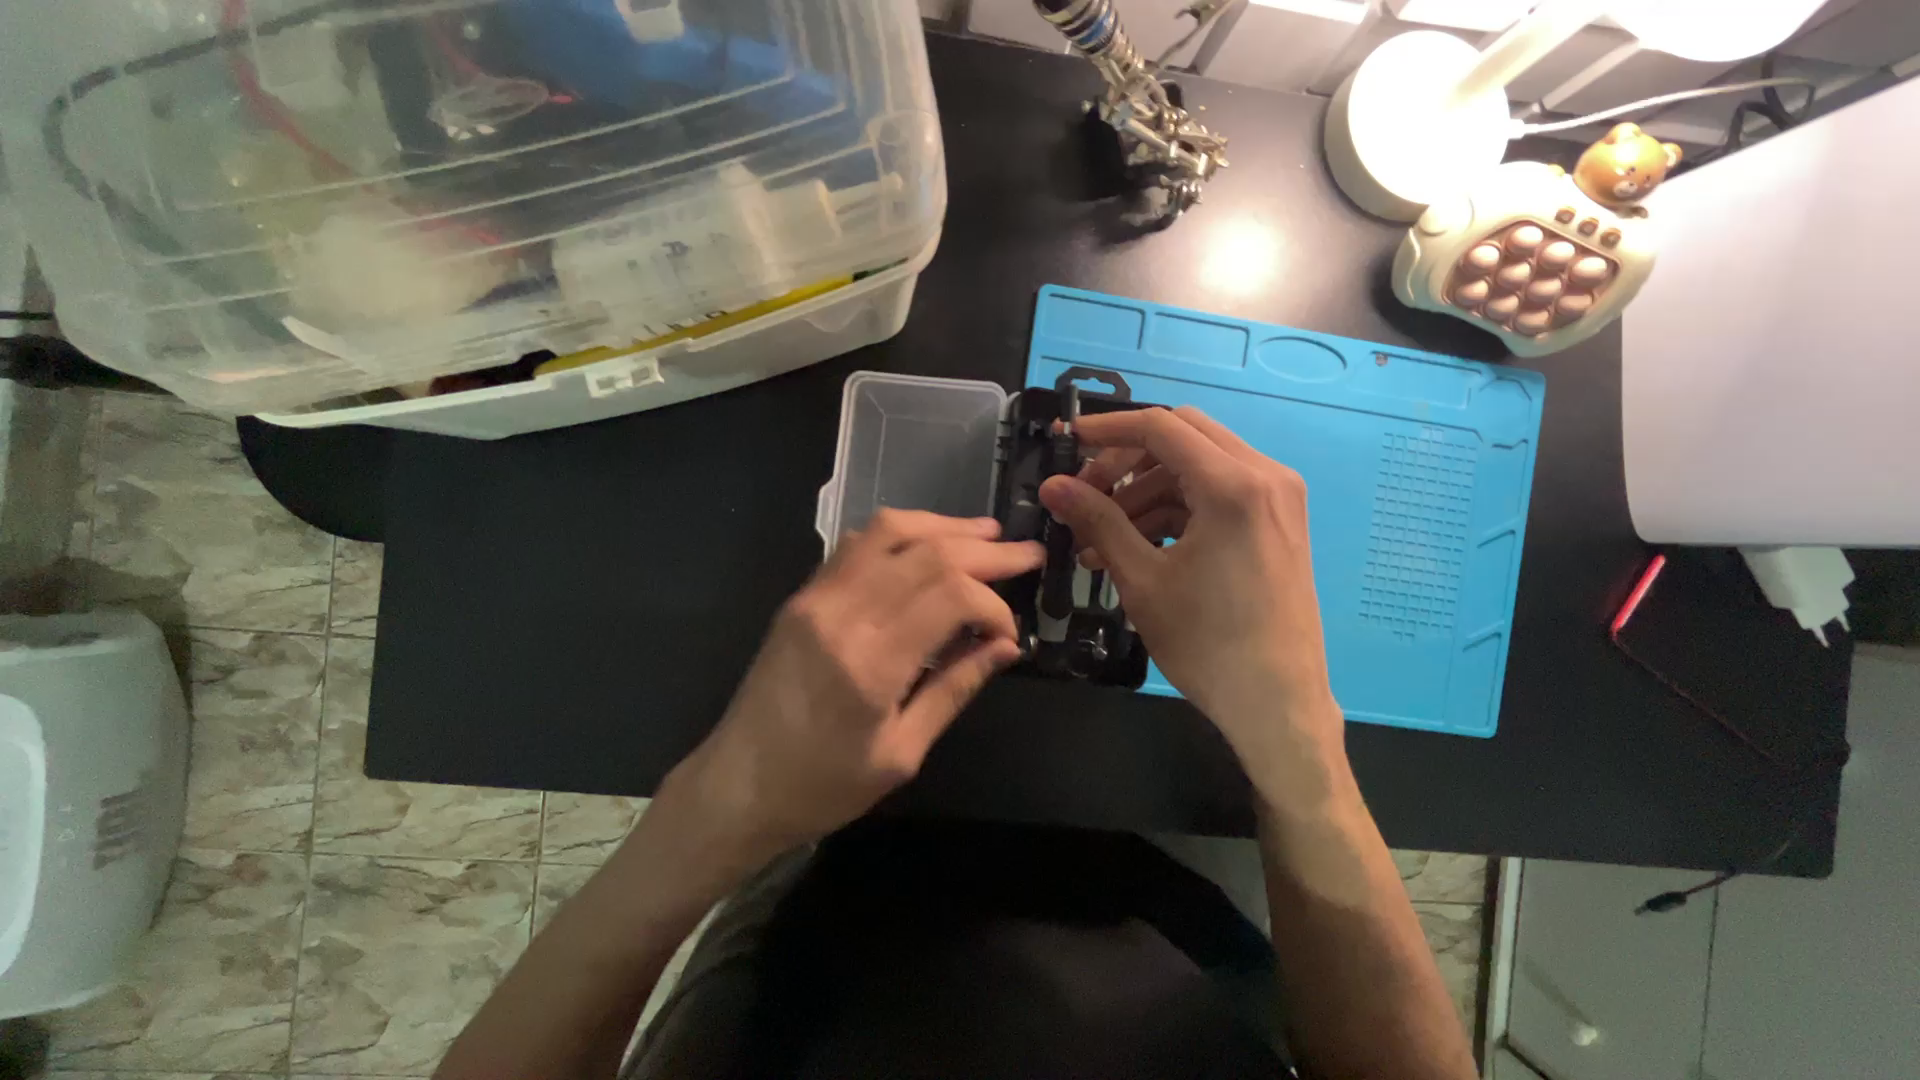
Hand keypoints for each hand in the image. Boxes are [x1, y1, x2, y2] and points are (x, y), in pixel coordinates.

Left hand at [666, 510, 1042, 856]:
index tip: (1009, 633)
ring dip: (941, 527)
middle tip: (1027, 553)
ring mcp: (815, 598)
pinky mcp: (801, 596)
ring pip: (887, 532)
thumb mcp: (901, 753)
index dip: (993, 605)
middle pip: (926, 554)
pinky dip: (898, 534)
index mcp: (871, 663)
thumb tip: (1006, 647)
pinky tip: (926, 543)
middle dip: (984, 550)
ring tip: (984, 534)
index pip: (951, 596)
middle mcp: (842, 614)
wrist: (738, 786)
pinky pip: (854, 545)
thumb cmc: (823, 786)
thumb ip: (954, 690)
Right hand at [1038, 407, 1342, 785]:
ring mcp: (1278, 499)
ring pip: (1197, 467)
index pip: (1160, 427)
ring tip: (1098, 541)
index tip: (1068, 442)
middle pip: (1183, 436)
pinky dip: (1175, 512)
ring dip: (1145, 493)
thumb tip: (1052, 486)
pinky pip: (1217, 495)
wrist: (1277, 702)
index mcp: (1233, 485)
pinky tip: (1137, 550)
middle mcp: (1265, 476)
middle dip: (1127, 460)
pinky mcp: (1277, 522)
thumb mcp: (1141, 579)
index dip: (1108, 430)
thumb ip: (1097, 520)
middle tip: (1087, 493)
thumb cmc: (1207, 643)